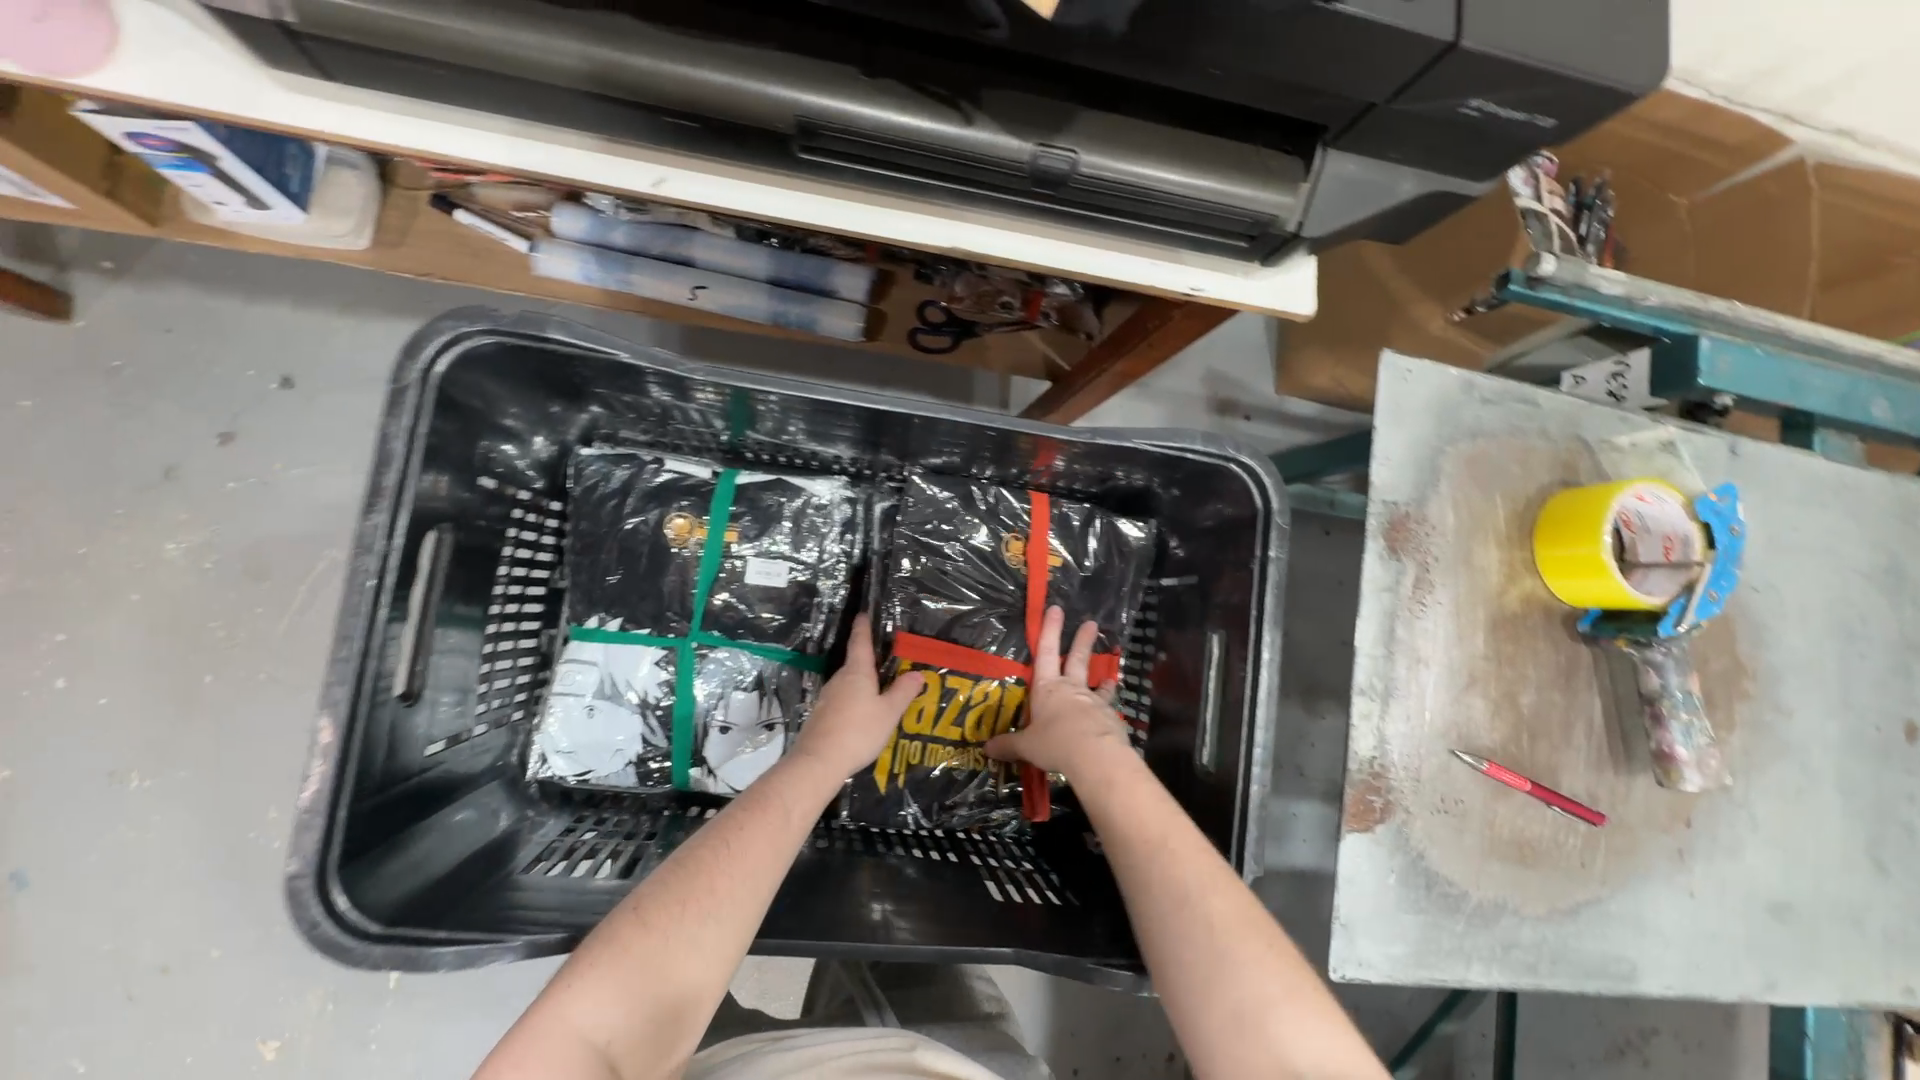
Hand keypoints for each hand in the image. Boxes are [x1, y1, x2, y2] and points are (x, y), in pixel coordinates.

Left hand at [790, 614, 924, 778]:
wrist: (818, 761)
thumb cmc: (858, 731)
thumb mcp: (888, 713)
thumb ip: (903, 692)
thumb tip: (917, 674)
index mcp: (857, 672)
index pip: (860, 642)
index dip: (863, 627)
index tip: (863, 614)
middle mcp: (839, 680)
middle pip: (855, 664)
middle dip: (868, 661)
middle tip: (886, 661)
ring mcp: (827, 698)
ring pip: (848, 684)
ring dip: (862, 684)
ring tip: (879, 691)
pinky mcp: (821, 715)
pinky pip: (842, 700)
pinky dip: (854, 701)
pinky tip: (862, 715)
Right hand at [986, 605, 1132, 780]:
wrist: (1096, 756)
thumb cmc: (1055, 743)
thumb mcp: (1026, 746)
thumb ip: (1008, 745)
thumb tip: (986, 748)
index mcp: (1047, 689)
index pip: (1045, 653)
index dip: (1049, 630)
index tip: (1055, 609)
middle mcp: (1071, 690)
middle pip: (1077, 659)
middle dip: (1082, 640)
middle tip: (1092, 623)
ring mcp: (1093, 702)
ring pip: (1098, 685)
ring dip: (1103, 680)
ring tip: (1111, 676)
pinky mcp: (1110, 719)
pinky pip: (1108, 710)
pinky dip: (1109, 709)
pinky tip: (1113, 714)